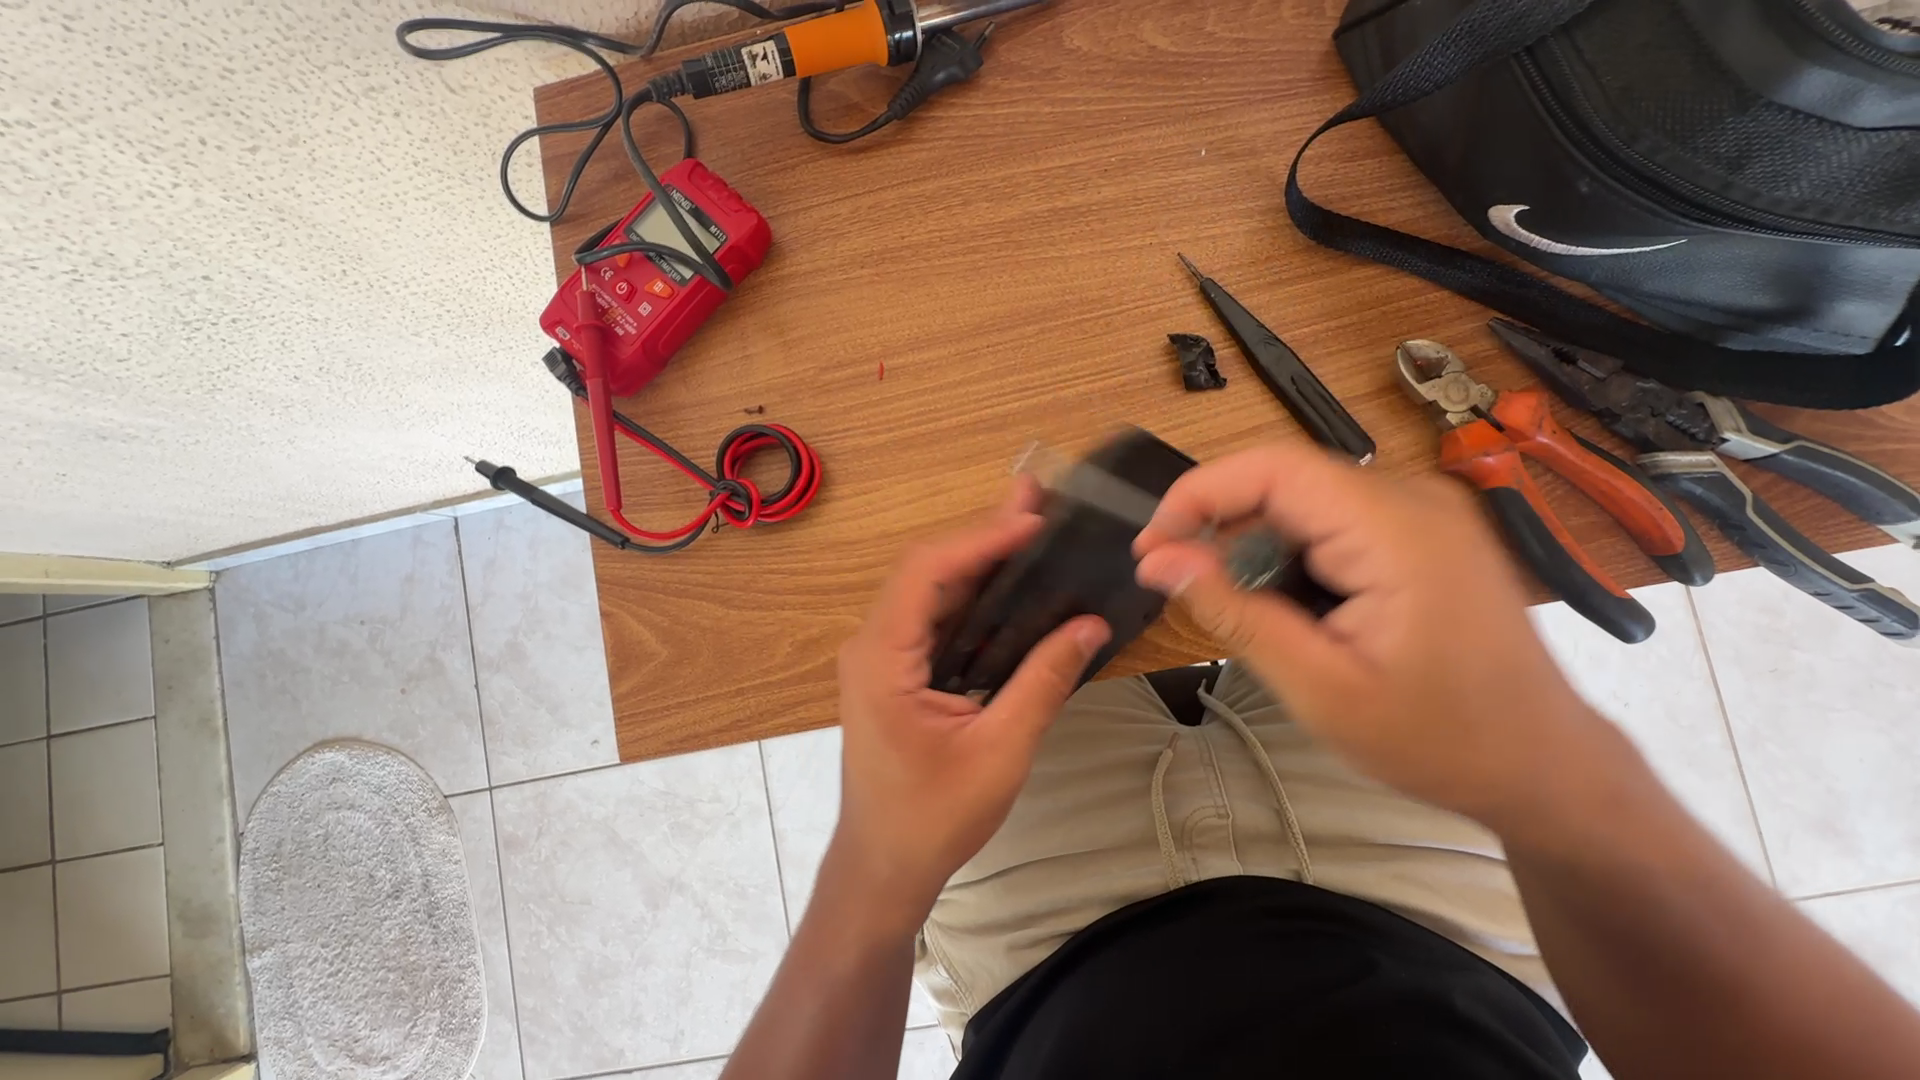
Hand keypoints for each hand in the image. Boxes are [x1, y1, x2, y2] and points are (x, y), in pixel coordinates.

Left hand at [831, 480, 1110, 925]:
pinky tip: (1016, 583)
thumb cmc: (933, 817)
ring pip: (933, 590)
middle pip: (928, 570)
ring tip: (1035, 527)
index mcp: (881, 657)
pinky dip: (976, 597)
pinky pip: (937, 619)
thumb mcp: (999, 751)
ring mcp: (883, 657)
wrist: (884, 866)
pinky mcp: (899, 671)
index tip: (1034, 521)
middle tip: (1042, 502)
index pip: (926, 571)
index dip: (980, 538)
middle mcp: (874, 644)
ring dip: (982, 559)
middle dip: (985, 535)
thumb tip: (1091, 624)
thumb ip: (1042, 682)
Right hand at [1131, 443, 1607, 828]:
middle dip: (1222, 531)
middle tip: (1186, 592)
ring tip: (1247, 617)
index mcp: (1395, 527)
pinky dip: (1293, 561)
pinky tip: (1294, 615)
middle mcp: (1413, 499)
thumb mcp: (1319, 687)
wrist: (1544, 766)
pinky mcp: (1423, 534)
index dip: (1197, 495)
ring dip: (1257, 552)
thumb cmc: (1440, 738)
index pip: (1271, 468)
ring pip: (1304, 505)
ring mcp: (1424, 513)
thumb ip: (1234, 614)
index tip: (1152, 549)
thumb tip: (1160, 561)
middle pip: (1285, 483)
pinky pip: (1334, 524)